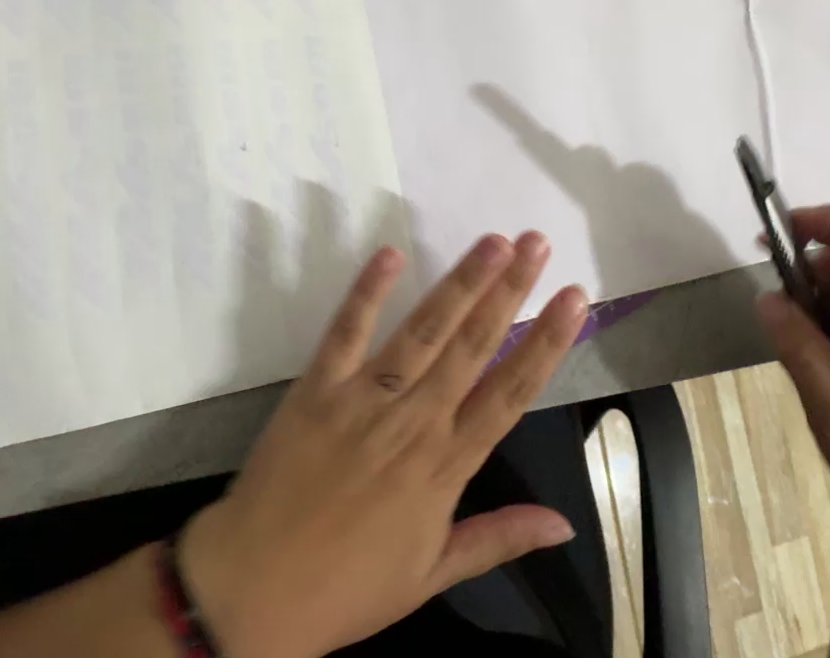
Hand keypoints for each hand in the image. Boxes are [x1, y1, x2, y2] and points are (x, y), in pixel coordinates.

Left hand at [178, 233, 589, 657]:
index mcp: (447, 465)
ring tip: (492, 240)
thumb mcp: (432, 574)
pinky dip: (368, 291)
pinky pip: (347, 331)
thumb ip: (499, 537)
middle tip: (537, 243)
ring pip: (424, 330)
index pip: (511, 392)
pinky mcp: (317, 387)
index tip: (574, 298)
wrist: (254, 589)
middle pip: (474, 346)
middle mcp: (415, 421)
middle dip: (510, 290)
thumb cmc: (348, 587)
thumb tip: (564, 524)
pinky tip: (391, 253)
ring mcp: (365, 398)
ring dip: (460, 282)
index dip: (546, 342)